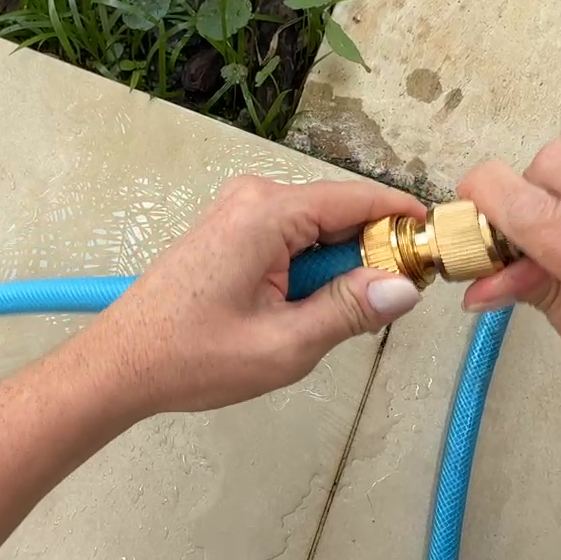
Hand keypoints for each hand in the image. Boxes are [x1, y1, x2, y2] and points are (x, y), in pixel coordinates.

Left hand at [78, 176, 426, 414]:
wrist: (122, 363)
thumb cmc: (193, 356)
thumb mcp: (285, 345)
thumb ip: (350, 311)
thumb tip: (406, 286)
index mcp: (268, 212)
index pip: (358, 199)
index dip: (403, 219)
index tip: (438, 245)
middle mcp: (253, 196)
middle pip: (338, 212)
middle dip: (369, 253)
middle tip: (385, 305)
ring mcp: (238, 209)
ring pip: (315, 228)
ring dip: (335, 268)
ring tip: (328, 319)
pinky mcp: (230, 228)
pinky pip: (289, 237)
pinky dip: (308, 267)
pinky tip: (299, 308)